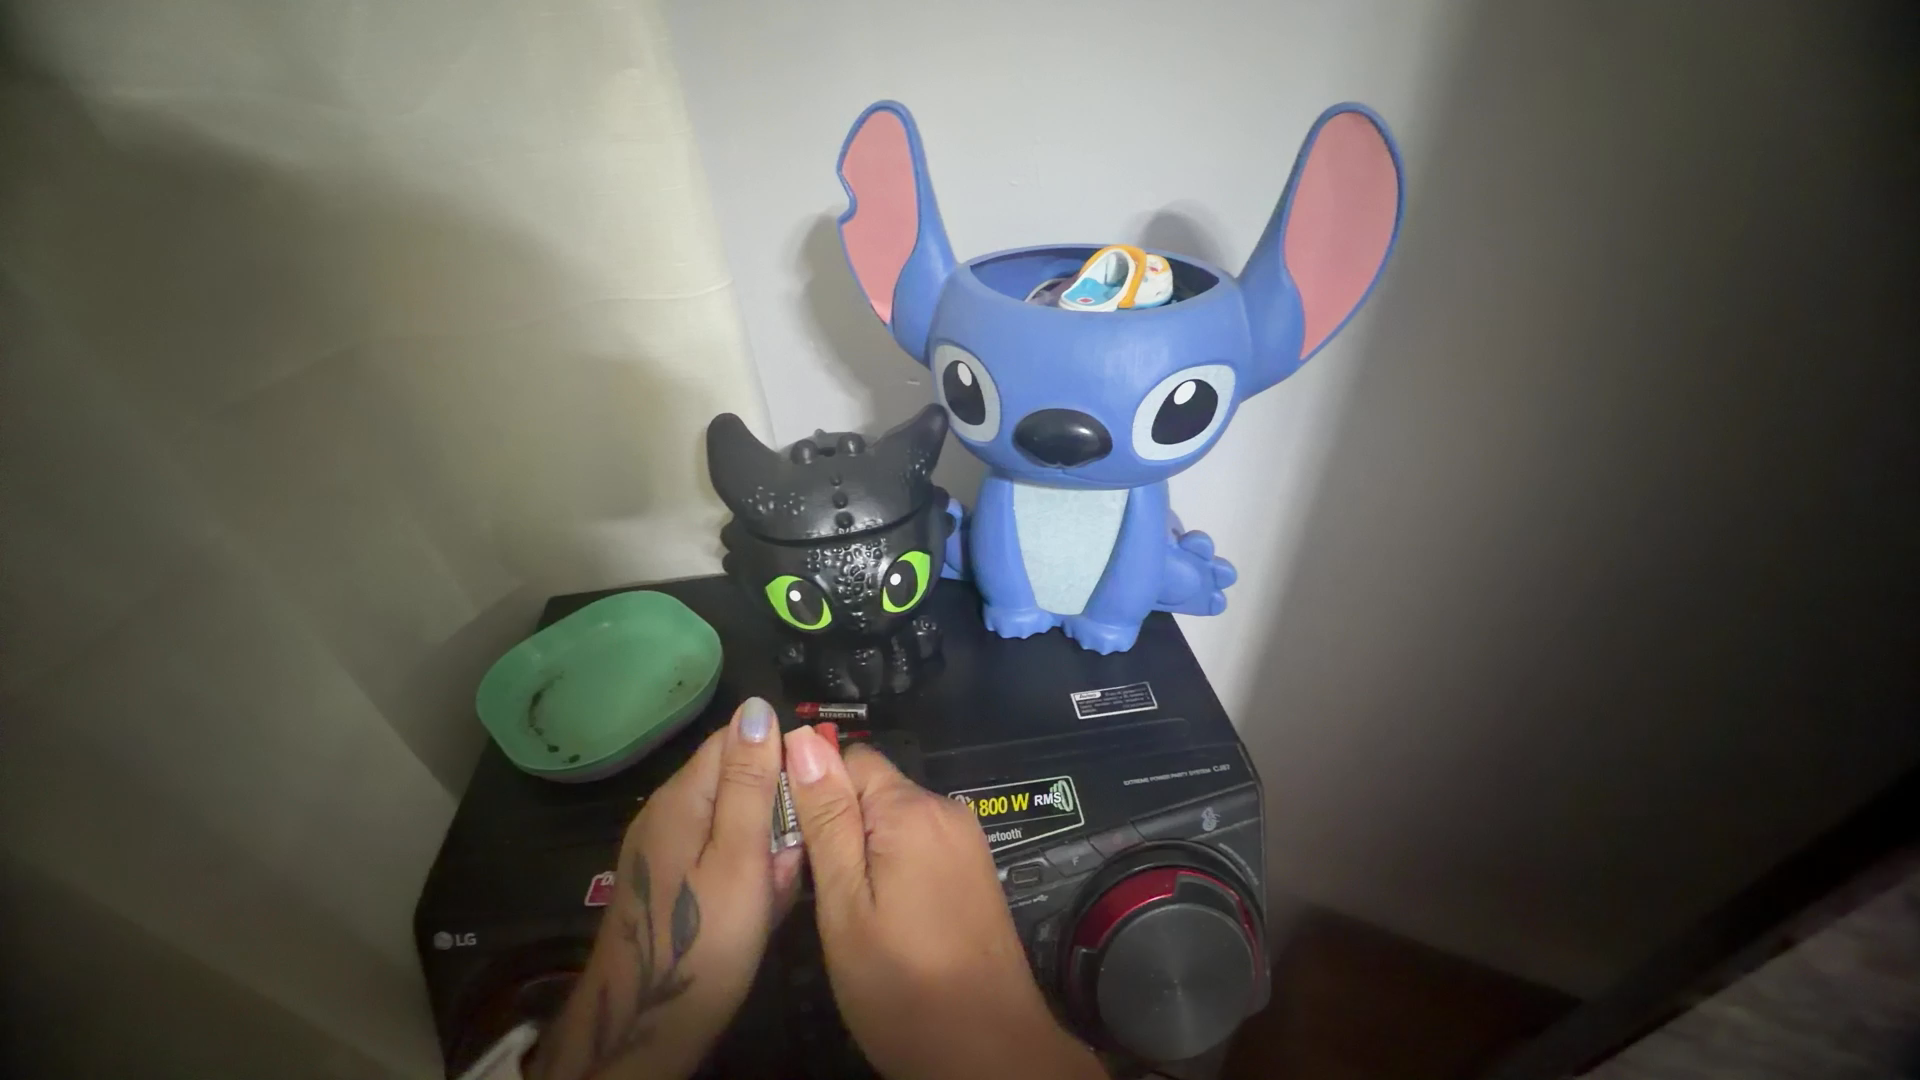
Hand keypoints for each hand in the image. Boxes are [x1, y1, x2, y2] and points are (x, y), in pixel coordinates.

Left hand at [528, 698, 800, 1079]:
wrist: (642, 1032)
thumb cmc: (702, 943)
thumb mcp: (740, 857)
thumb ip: (749, 782)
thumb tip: (757, 707)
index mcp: (682, 796)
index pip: (736, 737)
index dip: (779, 756)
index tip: (808, 796)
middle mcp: (665, 810)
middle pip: (735, 777)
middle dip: (773, 811)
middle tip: (787, 860)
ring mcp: (660, 846)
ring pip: (731, 818)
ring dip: (763, 845)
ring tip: (773, 889)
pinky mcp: (665, 877)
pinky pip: (717, 850)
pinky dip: (744, 869)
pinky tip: (754, 904)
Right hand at [783, 727, 1104, 1079]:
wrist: (990, 1053)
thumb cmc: (903, 987)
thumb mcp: (845, 905)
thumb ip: (825, 818)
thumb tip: (802, 738)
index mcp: (911, 809)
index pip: (849, 757)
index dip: (811, 786)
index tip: (790, 837)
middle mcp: (945, 809)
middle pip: (873, 786)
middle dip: (837, 820)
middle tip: (817, 886)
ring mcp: (965, 838)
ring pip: (894, 816)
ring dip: (863, 845)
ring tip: (848, 905)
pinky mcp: (973, 867)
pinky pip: (919, 841)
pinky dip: (893, 862)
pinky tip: (884, 911)